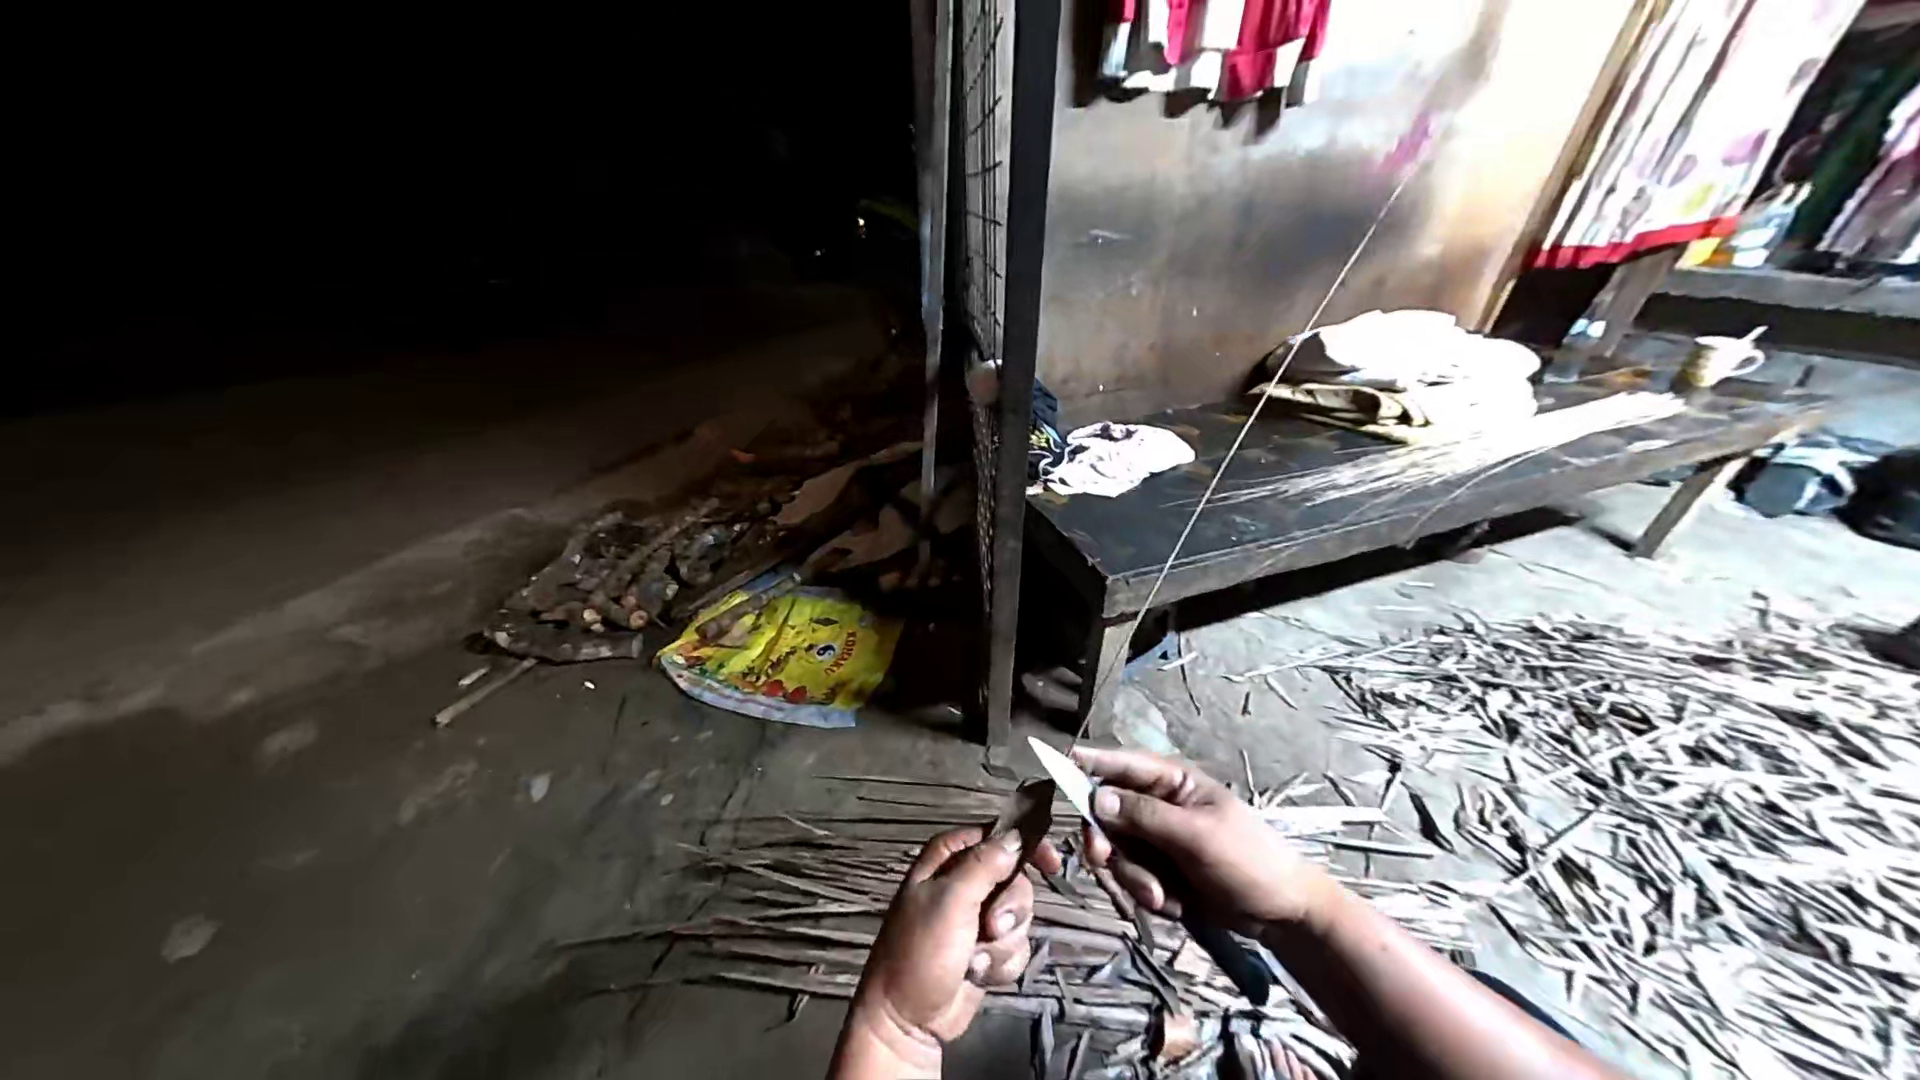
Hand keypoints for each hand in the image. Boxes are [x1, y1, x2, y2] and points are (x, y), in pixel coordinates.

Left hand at [836, 825, 1061, 1076]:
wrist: (906, 1019)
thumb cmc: (920, 951)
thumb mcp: (950, 900)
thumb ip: (984, 864)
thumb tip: (1016, 837)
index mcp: (950, 856)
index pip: (999, 835)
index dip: (1027, 847)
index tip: (1051, 865)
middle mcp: (965, 879)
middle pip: (1016, 879)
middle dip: (1011, 910)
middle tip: (991, 928)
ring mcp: (977, 915)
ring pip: (1020, 916)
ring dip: (1002, 944)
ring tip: (974, 960)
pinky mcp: (987, 947)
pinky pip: (1016, 947)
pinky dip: (1001, 964)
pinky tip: (977, 974)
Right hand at [1073, 746, 1334, 935]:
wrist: (1283, 914)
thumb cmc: (1247, 859)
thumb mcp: (1197, 835)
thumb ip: (1144, 815)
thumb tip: (1095, 797)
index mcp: (1171, 781)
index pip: (1122, 764)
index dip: (1089, 761)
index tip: (1057, 761)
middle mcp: (1156, 804)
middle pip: (1106, 813)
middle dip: (1108, 843)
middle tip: (1103, 860)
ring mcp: (1155, 838)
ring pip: (1115, 850)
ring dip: (1132, 877)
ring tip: (1163, 899)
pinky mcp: (1157, 869)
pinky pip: (1129, 876)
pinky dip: (1144, 893)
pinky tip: (1173, 905)